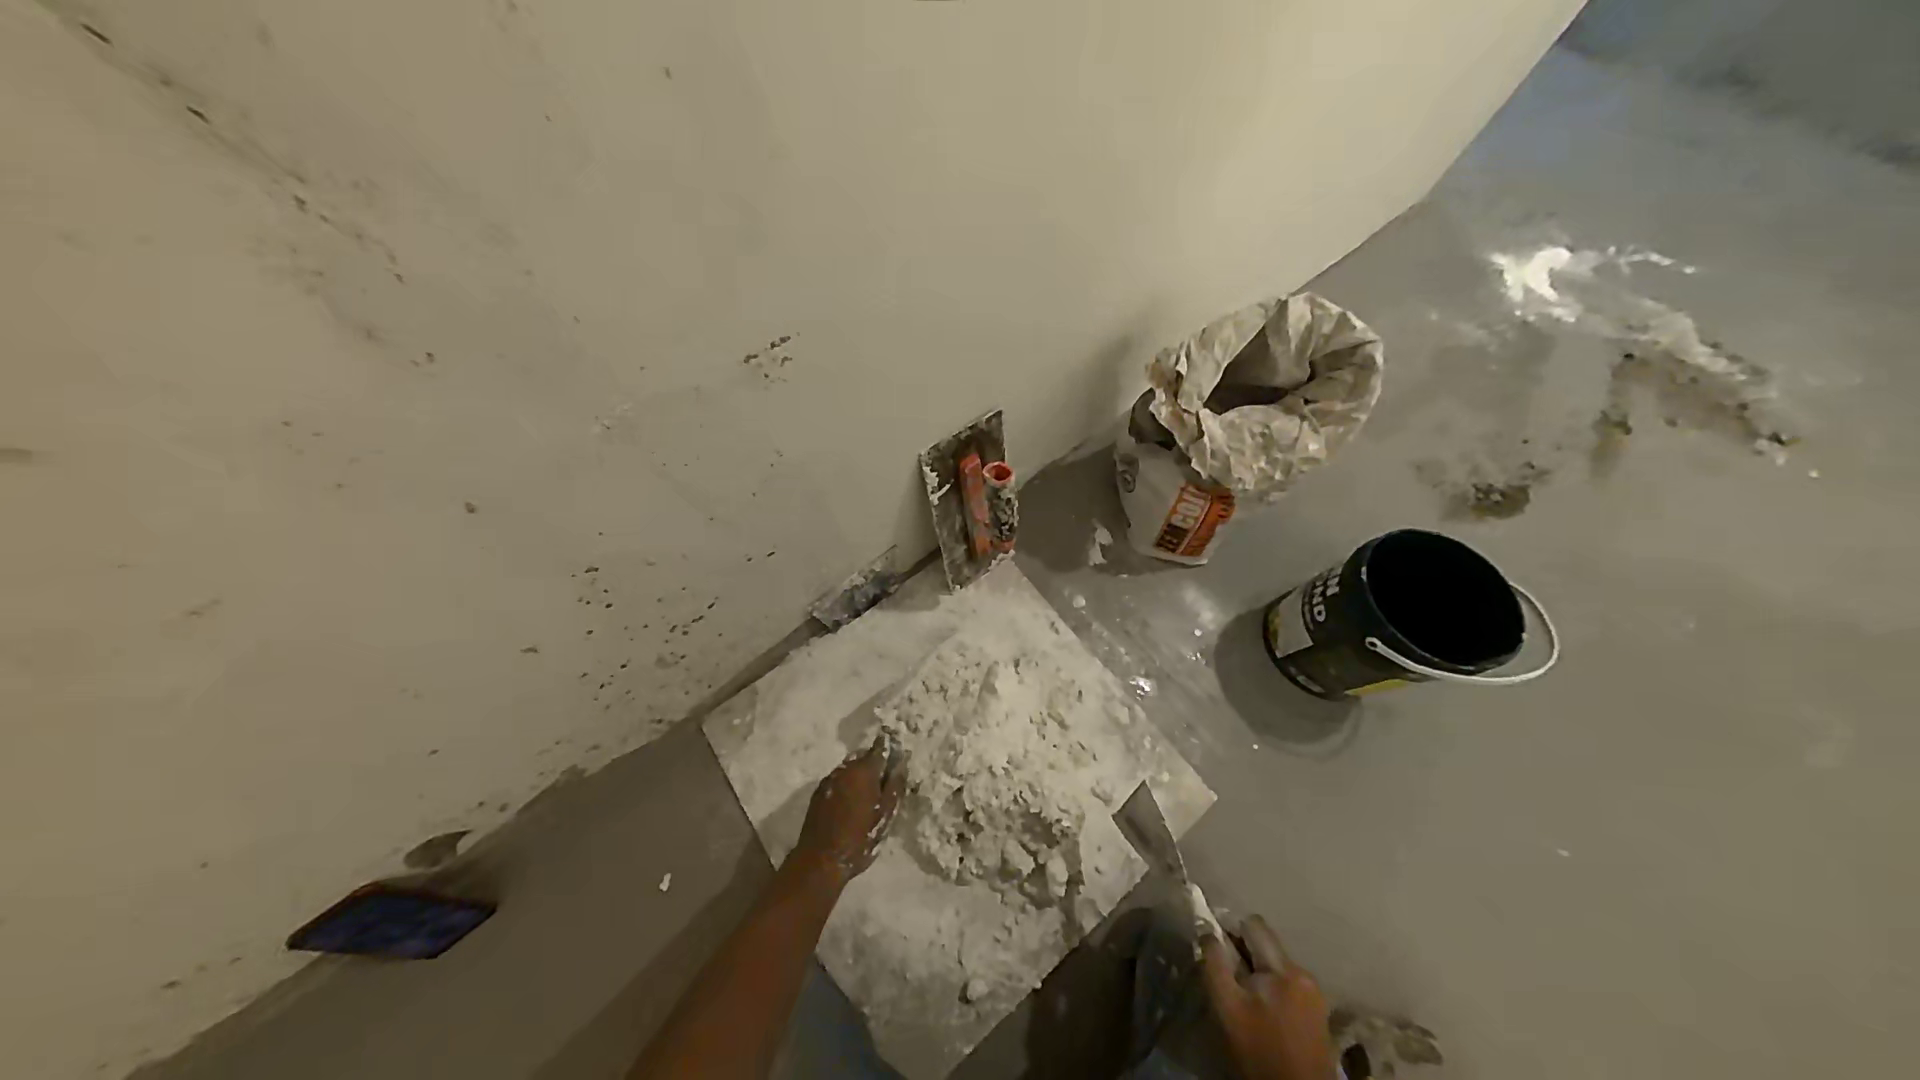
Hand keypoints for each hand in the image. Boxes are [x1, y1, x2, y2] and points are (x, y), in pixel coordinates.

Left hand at [790, 735, 906, 885]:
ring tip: (868, 796)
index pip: (881, 748)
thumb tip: (902, 764)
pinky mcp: (818, 792)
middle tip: (885, 784)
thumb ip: (895, 786)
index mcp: (863, 770)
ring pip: (850, 768)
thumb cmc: (859, 838)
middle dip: (876, 765)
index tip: (899, 762)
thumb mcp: (885, 815)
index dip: (891, 752)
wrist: (820, 859)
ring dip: (860, 775)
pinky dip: (847, 784)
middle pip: (864, 756)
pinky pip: (839, 779)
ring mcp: (829, 779)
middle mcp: (845, 768)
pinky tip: (850, 803)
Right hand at [1200, 916, 1335, 1079]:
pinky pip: (1288, 982)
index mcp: (1284, 968)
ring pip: (1276, 963)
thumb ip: (1214, 962)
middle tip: (1227, 976)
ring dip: (1257, 970)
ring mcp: (1315, 993)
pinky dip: (1271, 986)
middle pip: (1266, 944)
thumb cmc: (1259, 1049)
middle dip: (1243, 953)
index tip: (1215, 946)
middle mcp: (1304, 972)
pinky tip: (1263, 1010)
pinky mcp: (1319, 1011)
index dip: (1230, 928)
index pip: (1254, 923)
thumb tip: (1205, 927)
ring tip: (1243, 996)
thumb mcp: (1227, 1006)